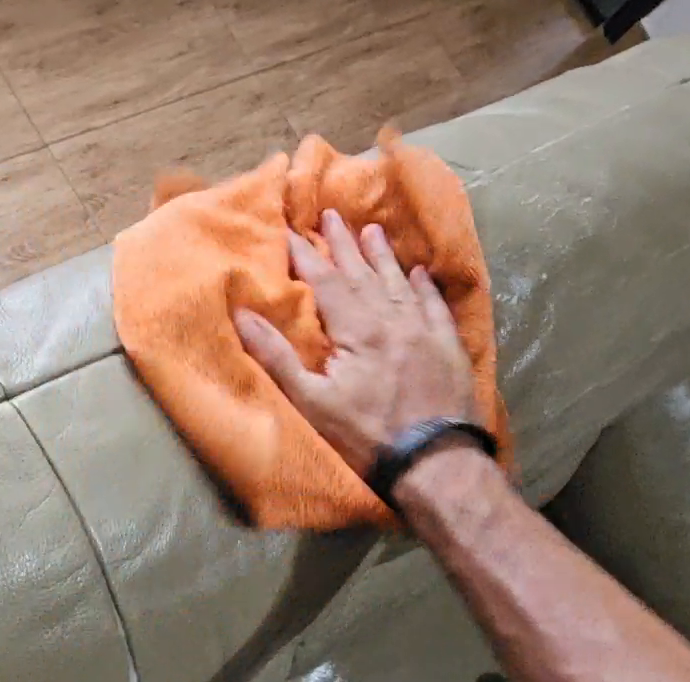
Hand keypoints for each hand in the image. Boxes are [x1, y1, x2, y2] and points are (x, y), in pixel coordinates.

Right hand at [235, 208, 476, 472]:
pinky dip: (424, 286)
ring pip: (399, 282)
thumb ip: (277, 356)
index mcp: (357, 329)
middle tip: (332, 214)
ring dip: (383, 256)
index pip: (326, 282)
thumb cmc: (365, 434)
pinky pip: (434, 305)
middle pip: (363, 273)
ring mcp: (424, 331)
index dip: (307, 256)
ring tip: (372, 230)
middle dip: (344, 244)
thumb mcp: (311, 401)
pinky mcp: (447, 347)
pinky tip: (420, 272)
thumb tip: (243, 316)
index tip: (290, 232)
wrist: (433, 458)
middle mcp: (392, 319)